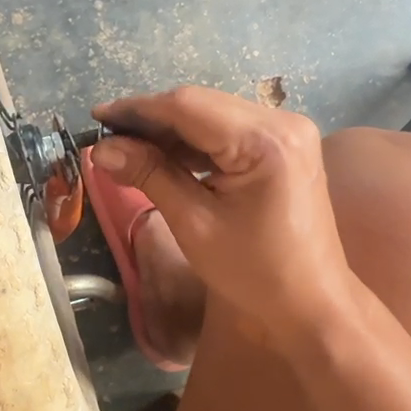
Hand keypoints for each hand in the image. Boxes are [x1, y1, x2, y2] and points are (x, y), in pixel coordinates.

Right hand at [91, 86, 352, 333]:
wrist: (313, 305)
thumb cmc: (255, 272)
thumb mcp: (193, 223)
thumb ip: (149, 175)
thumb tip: (100, 148)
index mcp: (265, 141)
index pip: (187, 106)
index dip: (136, 109)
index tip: (96, 118)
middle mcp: (282, 122)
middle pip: (198, 105)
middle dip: (149, 120)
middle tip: (106, 140)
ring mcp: (286, 130)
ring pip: (209, 114)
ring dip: (167, 131)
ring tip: (126, 151)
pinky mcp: (282, 144)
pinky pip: (225, 129)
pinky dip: (190, 141)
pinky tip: (161, 157)